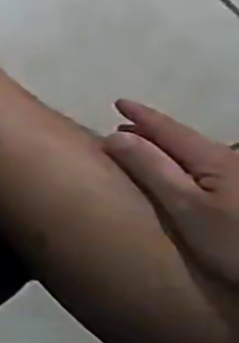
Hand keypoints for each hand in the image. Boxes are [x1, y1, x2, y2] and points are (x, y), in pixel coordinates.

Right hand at [104, 100, 238, 286]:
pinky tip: (189, 174)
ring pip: (207, 157)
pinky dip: (193, 166)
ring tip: (151, 149)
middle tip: (126, 128)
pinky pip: (219, 171)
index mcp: (218, 162)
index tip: (120, 102)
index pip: (172, 131)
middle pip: (192, 142)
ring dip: (175, 151)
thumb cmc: (236, 241)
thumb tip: (116, 135)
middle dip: (158, 133)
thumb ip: (151, 168)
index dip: (144, 116)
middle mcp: (237, 165)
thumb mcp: (186, 207)